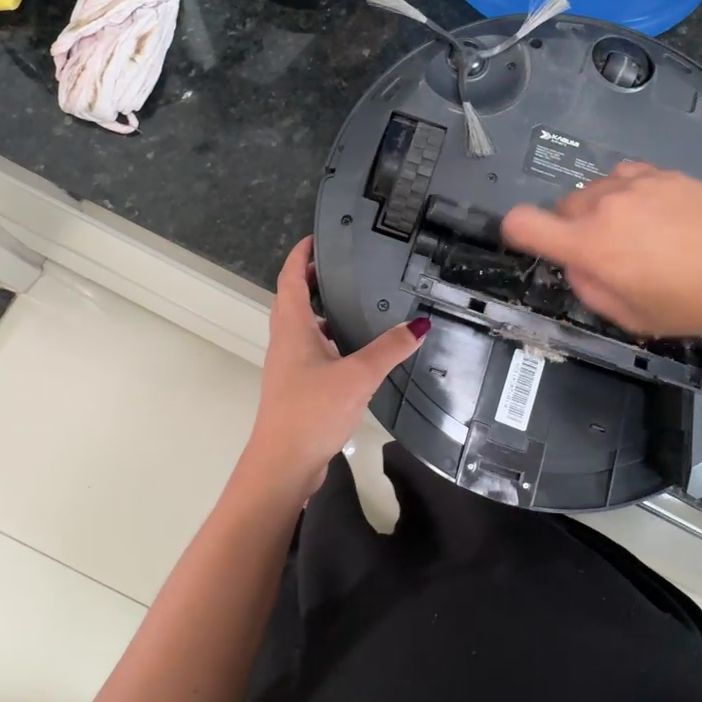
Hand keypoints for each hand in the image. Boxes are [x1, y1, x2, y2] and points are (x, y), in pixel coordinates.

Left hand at [239, 237, 427, 499]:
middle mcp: (285, 340)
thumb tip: (419, 324)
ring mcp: (288, 365)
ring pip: (300, 324)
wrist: (282, 464)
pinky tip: (350, 348)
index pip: (291, 277)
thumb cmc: (311, 411)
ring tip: (349, 300)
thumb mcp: (357, 376)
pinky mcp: (296, 386)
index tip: (317, 237)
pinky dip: (325, 336)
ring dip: (317, 308)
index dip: (301, 254)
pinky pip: (310, 348)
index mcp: (292, 327)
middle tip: (340, 264)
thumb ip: (389, 349)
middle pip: (292, 297)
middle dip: (311, 277)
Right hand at [500, 162, 701, 335]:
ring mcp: (632, 183)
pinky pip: (623, 178)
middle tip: (606, 256)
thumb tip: (577, 267)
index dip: (515, 232)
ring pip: (593, 192)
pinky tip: (654, 214)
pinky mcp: (659, 171)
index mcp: (590, 246)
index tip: (530, 242)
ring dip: (601, 212)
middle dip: (571, 231)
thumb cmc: (698, 301)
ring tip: (638, 237)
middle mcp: (603, 206)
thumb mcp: (634, 317)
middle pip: (560, 208)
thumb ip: (590, 290)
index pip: (523, 223)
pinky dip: (627, 194)